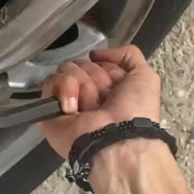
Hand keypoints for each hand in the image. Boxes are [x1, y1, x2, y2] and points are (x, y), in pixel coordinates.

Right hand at [40, 45, 161, 157]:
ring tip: (90, 108)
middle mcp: (84, 93)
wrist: (116, 139)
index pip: (96, 63)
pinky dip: (66, 91)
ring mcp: (65, 101)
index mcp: (105, 89)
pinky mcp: (49, 109)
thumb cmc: (135, 110)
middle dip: (95, 78)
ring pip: (66, 70)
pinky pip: (51, 82)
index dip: (108, 70)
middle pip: (80, 64)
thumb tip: (95, 53)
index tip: (116, 85)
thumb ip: (128, 56)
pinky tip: (73, 109)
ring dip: (84, 86)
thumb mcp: (145, 77)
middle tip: (103, 100)